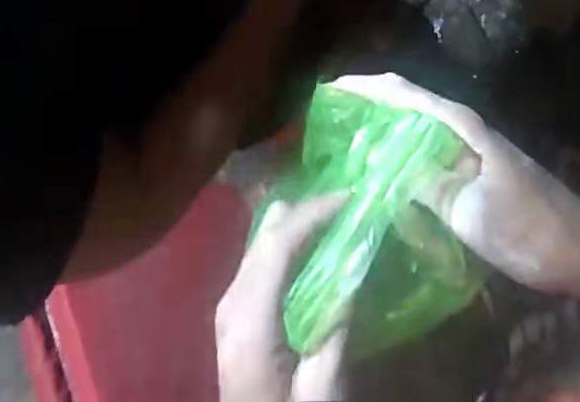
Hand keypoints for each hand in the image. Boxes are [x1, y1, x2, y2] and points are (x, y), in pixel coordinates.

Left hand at [216, 195, 350, 401]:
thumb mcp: (321, 389)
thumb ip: (336, 328)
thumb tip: (352, 268)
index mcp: (249, 318)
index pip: (279, 242)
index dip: (315, 211)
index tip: (351, 196)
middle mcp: (230, 300)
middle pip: (267, 232)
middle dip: (308, 210)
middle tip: (348, 205)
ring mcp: (227, 303)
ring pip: (261, 239)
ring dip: (298, 223)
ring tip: (336, 219)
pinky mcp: (232, 310)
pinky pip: (260, 258)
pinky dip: (287, 242)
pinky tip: (313, 245)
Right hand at [328, 73, 579, 303]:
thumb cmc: (529, 228)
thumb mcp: (472, 211)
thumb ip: (424, 183)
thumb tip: (376, 160)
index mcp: (461, 125)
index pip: (405, 93)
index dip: (366, 87)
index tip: (330, 87)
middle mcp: (462, 128)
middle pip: (407, 102)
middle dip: (368, 101)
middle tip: (329, 113)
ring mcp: (468, 149)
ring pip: (415, 127)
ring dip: (382, 126)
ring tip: (345, 137)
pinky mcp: (471, 172)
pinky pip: (426, 154)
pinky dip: (400, 154)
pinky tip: (383, 173)